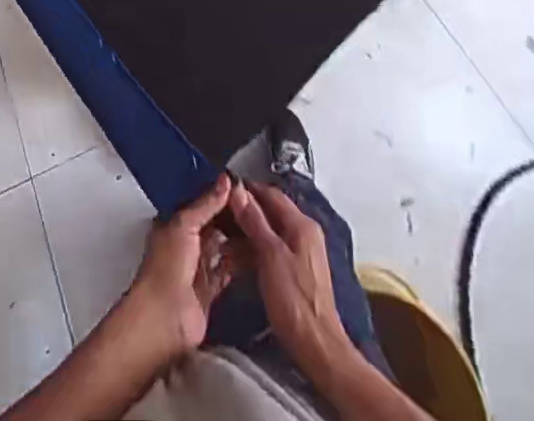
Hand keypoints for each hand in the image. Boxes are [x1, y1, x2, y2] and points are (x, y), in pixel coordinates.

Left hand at [119, 173, 238, 358]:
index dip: (219, 194)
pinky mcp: (209, 289)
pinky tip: (256, 252)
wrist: (164, 319)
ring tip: (260, 224)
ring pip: (223, 245)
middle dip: (232, 215)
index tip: (240, 186)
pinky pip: (229, 269)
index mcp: (173, 226)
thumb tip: (224, 181)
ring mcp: (197, 267)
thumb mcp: (185, 225)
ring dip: (240, 236)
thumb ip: (206, 203)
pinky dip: (242, 261)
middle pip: (214, 224)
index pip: (200, 203)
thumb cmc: (163, 272)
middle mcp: (185, 245)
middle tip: (254, 204)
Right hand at [227, 181, 353, 376]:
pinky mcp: (296, 269)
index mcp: (302, 224)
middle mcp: (305, 232)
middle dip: (245, 211)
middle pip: (271, 211)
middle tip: (218, 214)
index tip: (223, 191)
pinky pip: (272, 248)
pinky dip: (255, 248)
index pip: (272, 194)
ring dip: (247, 231)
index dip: (248, 190)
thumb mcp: (270, 256)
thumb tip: (239, 191)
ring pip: (270, 230)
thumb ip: (254, 222)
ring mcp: (301, 251)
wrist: (315, 343)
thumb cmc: (293, 300)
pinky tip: (236, 257)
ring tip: (221, 237)